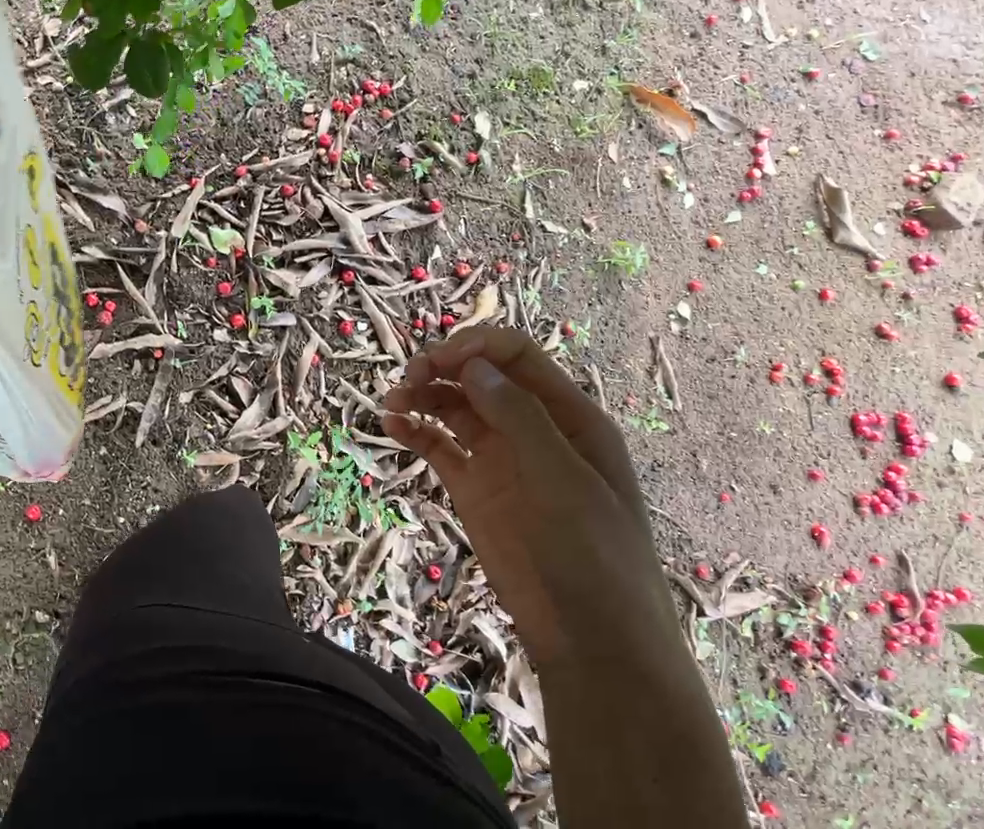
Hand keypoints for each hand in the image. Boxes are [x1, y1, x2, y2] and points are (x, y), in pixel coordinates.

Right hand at [382, 328, 679, 666]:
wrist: (589, 636)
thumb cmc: (592, 553)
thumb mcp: (562, 479)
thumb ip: (519, 417)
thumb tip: (472, 364)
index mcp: (569, 417)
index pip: (516, 356)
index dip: (475, 347)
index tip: (436, 360)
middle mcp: (532, 429)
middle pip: (479, 376)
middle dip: (442, 368)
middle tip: (409, 380)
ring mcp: (500, 458)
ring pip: (453, 407)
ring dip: (422, 396)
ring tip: (393, 403)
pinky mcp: (473, 488)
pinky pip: (438, 445)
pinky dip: (414, 431)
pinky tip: (392, 426)